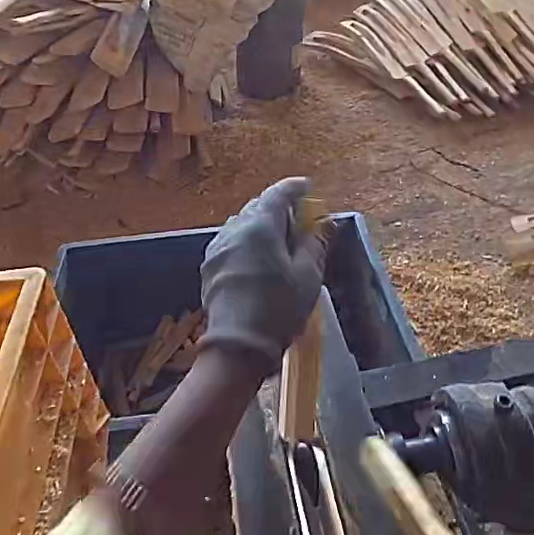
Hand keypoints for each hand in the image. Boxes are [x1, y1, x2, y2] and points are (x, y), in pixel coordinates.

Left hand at [197, 177, 327, 370]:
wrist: (237, 346)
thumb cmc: (278, 308)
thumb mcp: (307, 275)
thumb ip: (315, 243)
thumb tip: (324, 223)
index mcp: (259, 226)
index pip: (278, 194)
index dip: (295, 188)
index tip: (307, 188)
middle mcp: (233, 230)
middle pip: (258, 206)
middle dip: (278, 208)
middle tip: (298, 219)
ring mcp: (217, 248)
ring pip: (242, 225)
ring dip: (261, 225)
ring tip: (279, 241)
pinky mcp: (209, 267)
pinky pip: (231, 242)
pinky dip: (247, 242)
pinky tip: (258, 259)